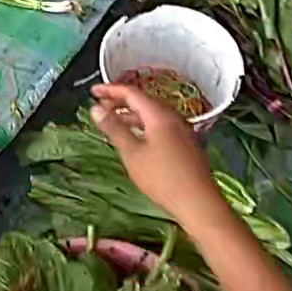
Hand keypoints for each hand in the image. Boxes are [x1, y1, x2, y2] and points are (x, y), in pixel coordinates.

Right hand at [90, 83, 227, 221]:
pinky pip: (159, 125)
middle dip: (120, 101)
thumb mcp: (132, 153)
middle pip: (143, 101)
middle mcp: (172, 117)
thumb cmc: (163, 178)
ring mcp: (181, 129)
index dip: (110, 90)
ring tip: (112, 120)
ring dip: (130, 114)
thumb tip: (96, 109)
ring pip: (151, 114)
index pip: (132, 92)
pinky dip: (142, 125)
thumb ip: (114, 128)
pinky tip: (134, 137)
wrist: (197, 201)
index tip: (94, 91)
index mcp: (159, 115)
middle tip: (100, 105)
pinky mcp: (184, 142)